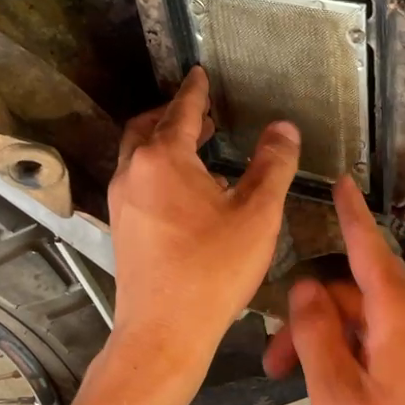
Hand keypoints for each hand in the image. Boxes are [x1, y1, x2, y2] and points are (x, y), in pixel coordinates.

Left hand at [108, 67, 298, 355]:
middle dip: (173, 114)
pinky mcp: (122, 229)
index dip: (195, 91)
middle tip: (203, 114)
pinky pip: (136, 181)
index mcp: (164, 159)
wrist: (164, 331)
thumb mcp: (256, 214)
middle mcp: (133, 173)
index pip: (181, 110)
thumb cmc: (213, 270)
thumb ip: (272, 165)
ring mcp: (122, 202)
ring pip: (138, 155)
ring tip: (196, 148)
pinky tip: (183, 192)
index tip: (200, 74)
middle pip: (148, 127)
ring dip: (163, 142)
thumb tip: (283, 128)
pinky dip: (156, 169)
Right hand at [264, 177, 404, 404]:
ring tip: (302, 383)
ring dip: (333, 340)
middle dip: (313, 317)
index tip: (340, 181)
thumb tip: (304, 288)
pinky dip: (359, 350)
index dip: (350, 214)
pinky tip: (342, 386)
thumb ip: (316, 335)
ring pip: (373, 320)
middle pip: (359, 294)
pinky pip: (392, 339)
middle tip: (275, 365)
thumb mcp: (337, 396)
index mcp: (400, 315)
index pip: (369, 247)